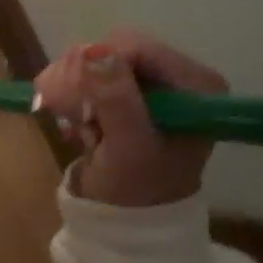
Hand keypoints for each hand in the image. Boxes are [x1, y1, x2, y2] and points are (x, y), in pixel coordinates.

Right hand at [33, 29, 228, 206]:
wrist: (127, 216)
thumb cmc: (137, 186)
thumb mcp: (128, 145)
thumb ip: (116, 99)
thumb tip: (91, 49)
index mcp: (195, 84)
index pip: (133, 46)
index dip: (97, 68)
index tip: (81, 105)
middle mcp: (175, 76)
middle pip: (108, 48)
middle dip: (81, 81)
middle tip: (76, 117)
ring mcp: (148, 83)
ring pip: (89, 59)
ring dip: (71, 91)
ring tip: (77, 125)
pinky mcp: (123, 91)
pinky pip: (82, 75)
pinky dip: (68, 96)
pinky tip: (74, 123)